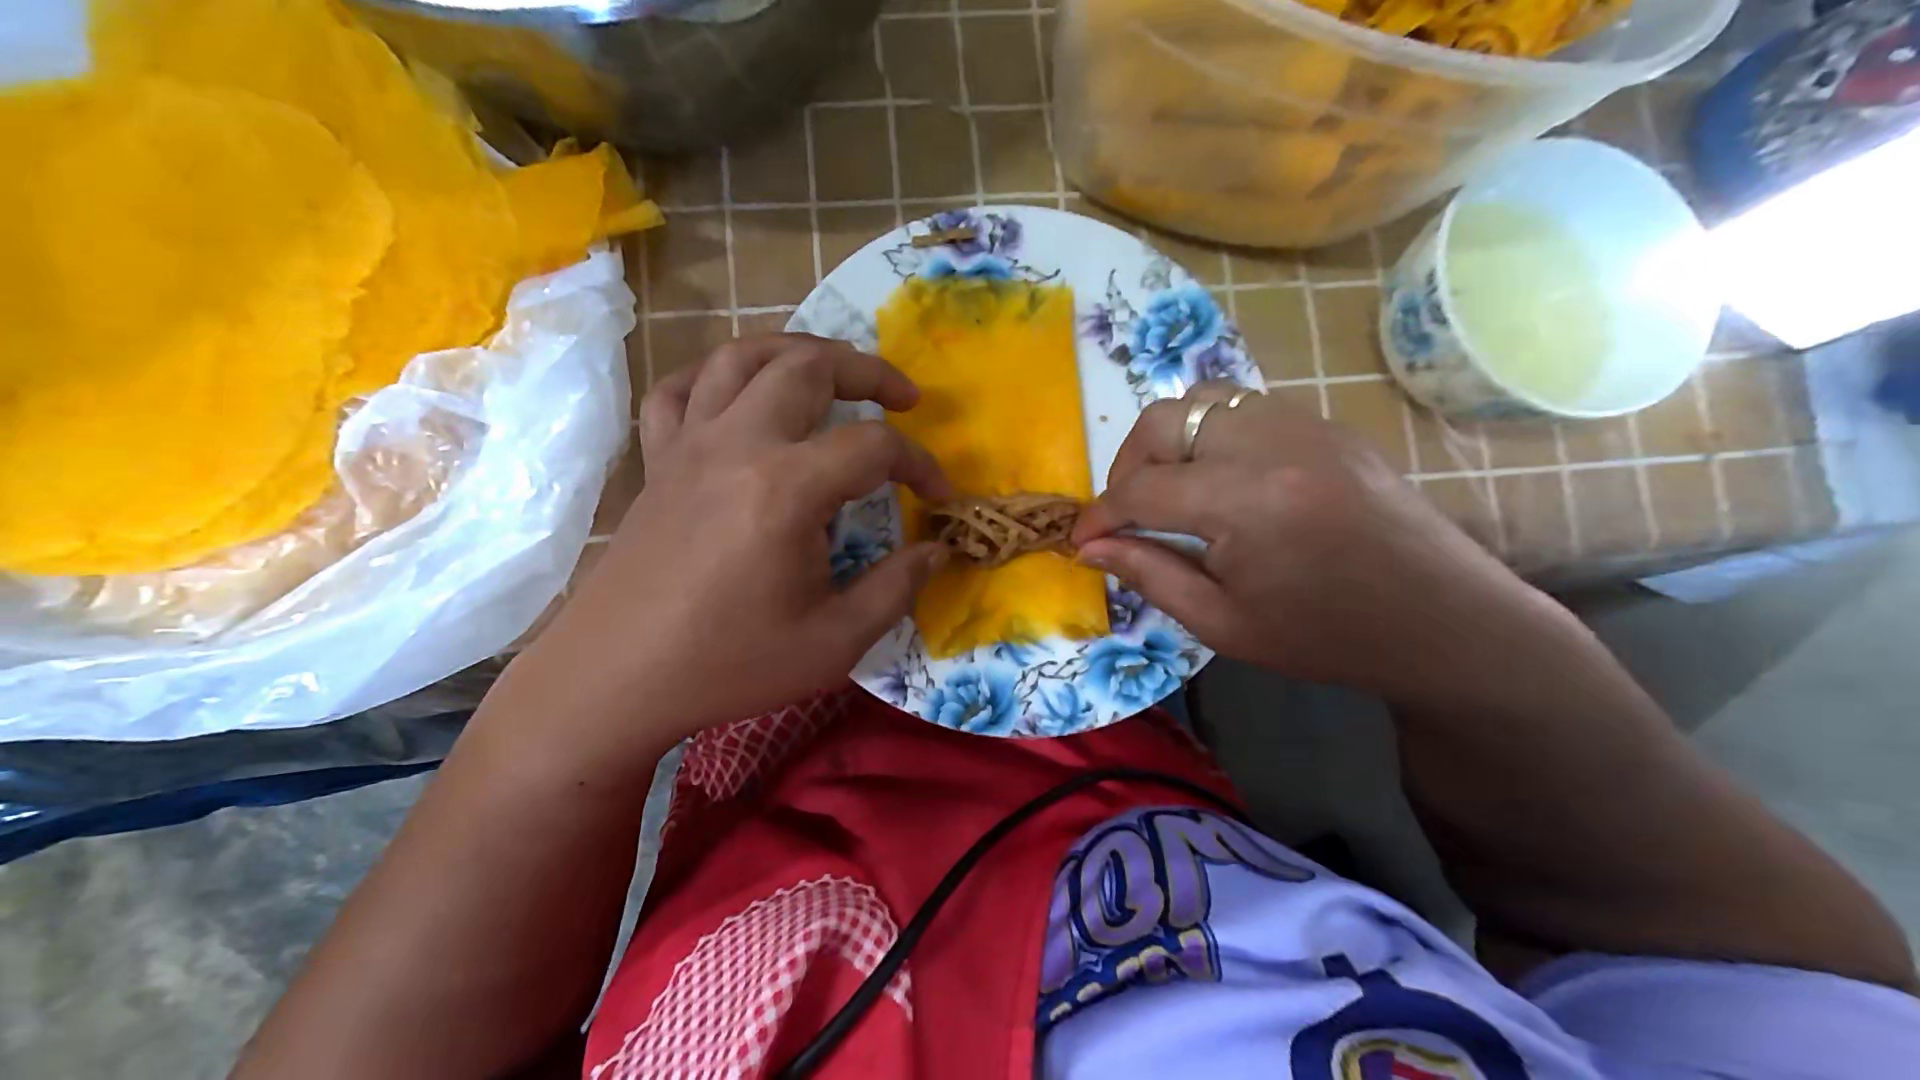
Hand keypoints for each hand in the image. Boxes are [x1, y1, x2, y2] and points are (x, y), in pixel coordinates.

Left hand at [501, 334, 951, 759]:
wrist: (617, 678)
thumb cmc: (728, 664)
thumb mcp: (833, 642)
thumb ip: (896, 588)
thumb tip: (939, 549)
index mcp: (785, 489)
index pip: (874, 446)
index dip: (920, 464)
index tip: (940, 496)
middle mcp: (737, 445)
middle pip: (808, 367)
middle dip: (867, 370)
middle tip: (902, 397)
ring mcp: (689, 445)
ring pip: (742, 357)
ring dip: (797, 351)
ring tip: (832, 369)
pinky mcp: (657, 460)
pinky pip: (679, 389)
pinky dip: (716, 375)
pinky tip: (740, 391)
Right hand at [1073, 385, 1558, 704]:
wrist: (1441, 622)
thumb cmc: (1325, 636)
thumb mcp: (1224, 623)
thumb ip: (1149, 574)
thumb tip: (1091, 548)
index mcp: (1244, 501)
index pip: (1142, 491)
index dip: (1101, 515)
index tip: (1081, 539)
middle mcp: (1270, 443)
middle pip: (1164, 421)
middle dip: (1127, 464)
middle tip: (1125, 511)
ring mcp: (1304, 425)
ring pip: (1204, 400)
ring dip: (1169, 440)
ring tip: (1168, 489)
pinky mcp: (1325, 426)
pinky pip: (1246, 408)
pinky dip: (1212, 435)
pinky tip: (1219, 480)